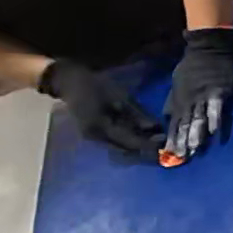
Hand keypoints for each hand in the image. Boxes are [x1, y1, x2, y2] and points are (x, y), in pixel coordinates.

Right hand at [37, 59, 162, 160]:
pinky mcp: (94, 135)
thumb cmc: (95, 85)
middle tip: (162, 144)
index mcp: (101, 127)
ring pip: (121, 148)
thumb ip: (137, 114)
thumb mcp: (119, 96)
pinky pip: (115, 143)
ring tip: (155, 140)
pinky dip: (129, 141)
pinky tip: (141, 135)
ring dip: (138, 146)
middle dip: (145, 148)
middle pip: (126, 150)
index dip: (147, 144)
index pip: (129, 141)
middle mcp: (97, 138)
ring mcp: (94, 138)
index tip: (163, 143)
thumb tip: (154, 127)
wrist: (68, 82)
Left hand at [163, 27, 232, 161]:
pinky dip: (215, 120)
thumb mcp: (177, 82)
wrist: (209, 48)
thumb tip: (167, 118)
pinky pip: (216, 109)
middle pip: (186, 125)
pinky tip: (214, 133)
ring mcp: (204, 97)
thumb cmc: (193, 66)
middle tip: (181, 158)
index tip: (170, 154)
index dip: (173, 139)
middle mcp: (190, 101)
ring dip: (197, 135)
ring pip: (199, 119)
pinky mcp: (219, 92)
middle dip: (183, 142)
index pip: (174, 123)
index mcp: (180, 100)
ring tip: (195, 150)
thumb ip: (173, 101)